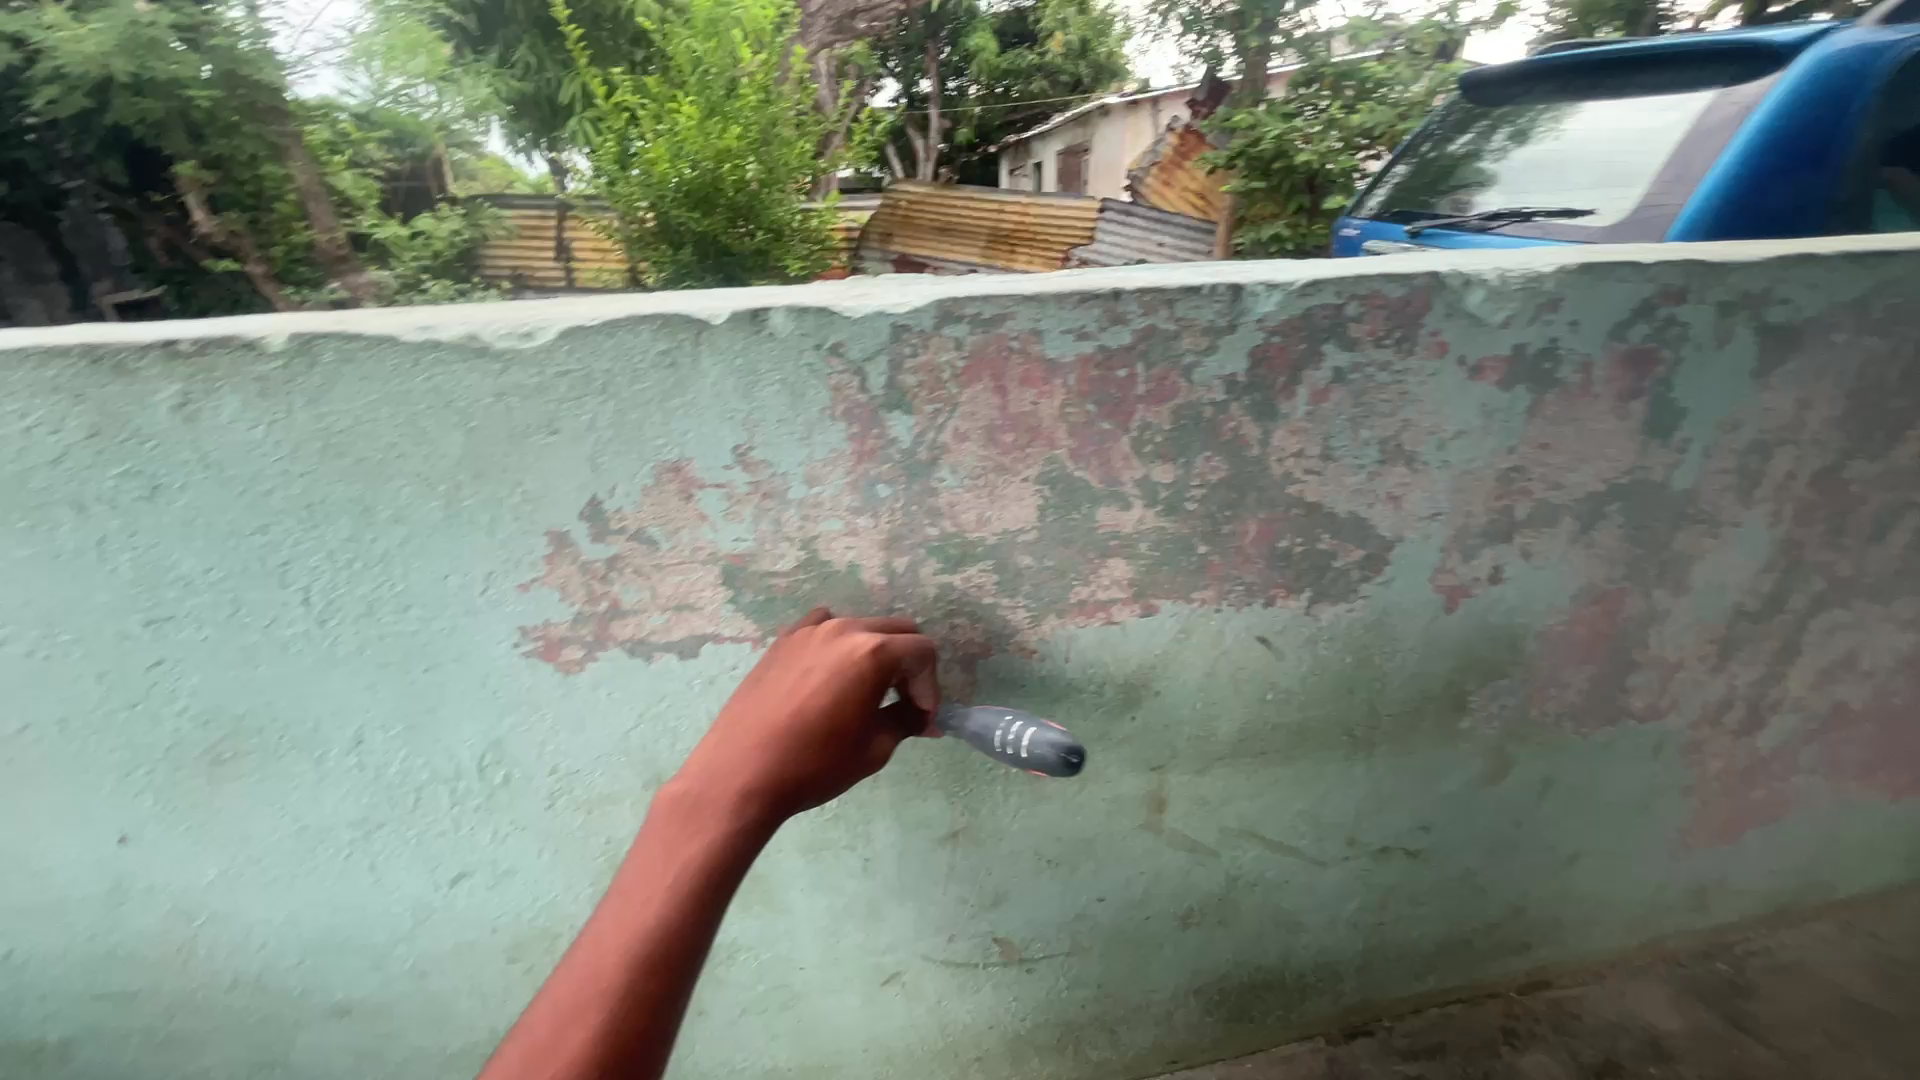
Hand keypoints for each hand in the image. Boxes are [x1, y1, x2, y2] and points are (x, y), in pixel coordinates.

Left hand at [673, 607, 939, 824]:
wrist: (740, 773)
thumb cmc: (815, 765)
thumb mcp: (874, 748)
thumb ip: (905, 722)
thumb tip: (922, 718)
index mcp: (874, 652)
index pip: (923, 653)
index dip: (930, 687)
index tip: (922, 720)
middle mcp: (845, 629)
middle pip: (898, 631)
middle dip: (909, 666)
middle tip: (903, 704)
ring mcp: (810, 630)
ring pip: (862, 627)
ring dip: (876, 653)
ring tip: (866, 691)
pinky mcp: (784, 640)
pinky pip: (824, 627)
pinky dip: (839, 644)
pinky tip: (831, 674)